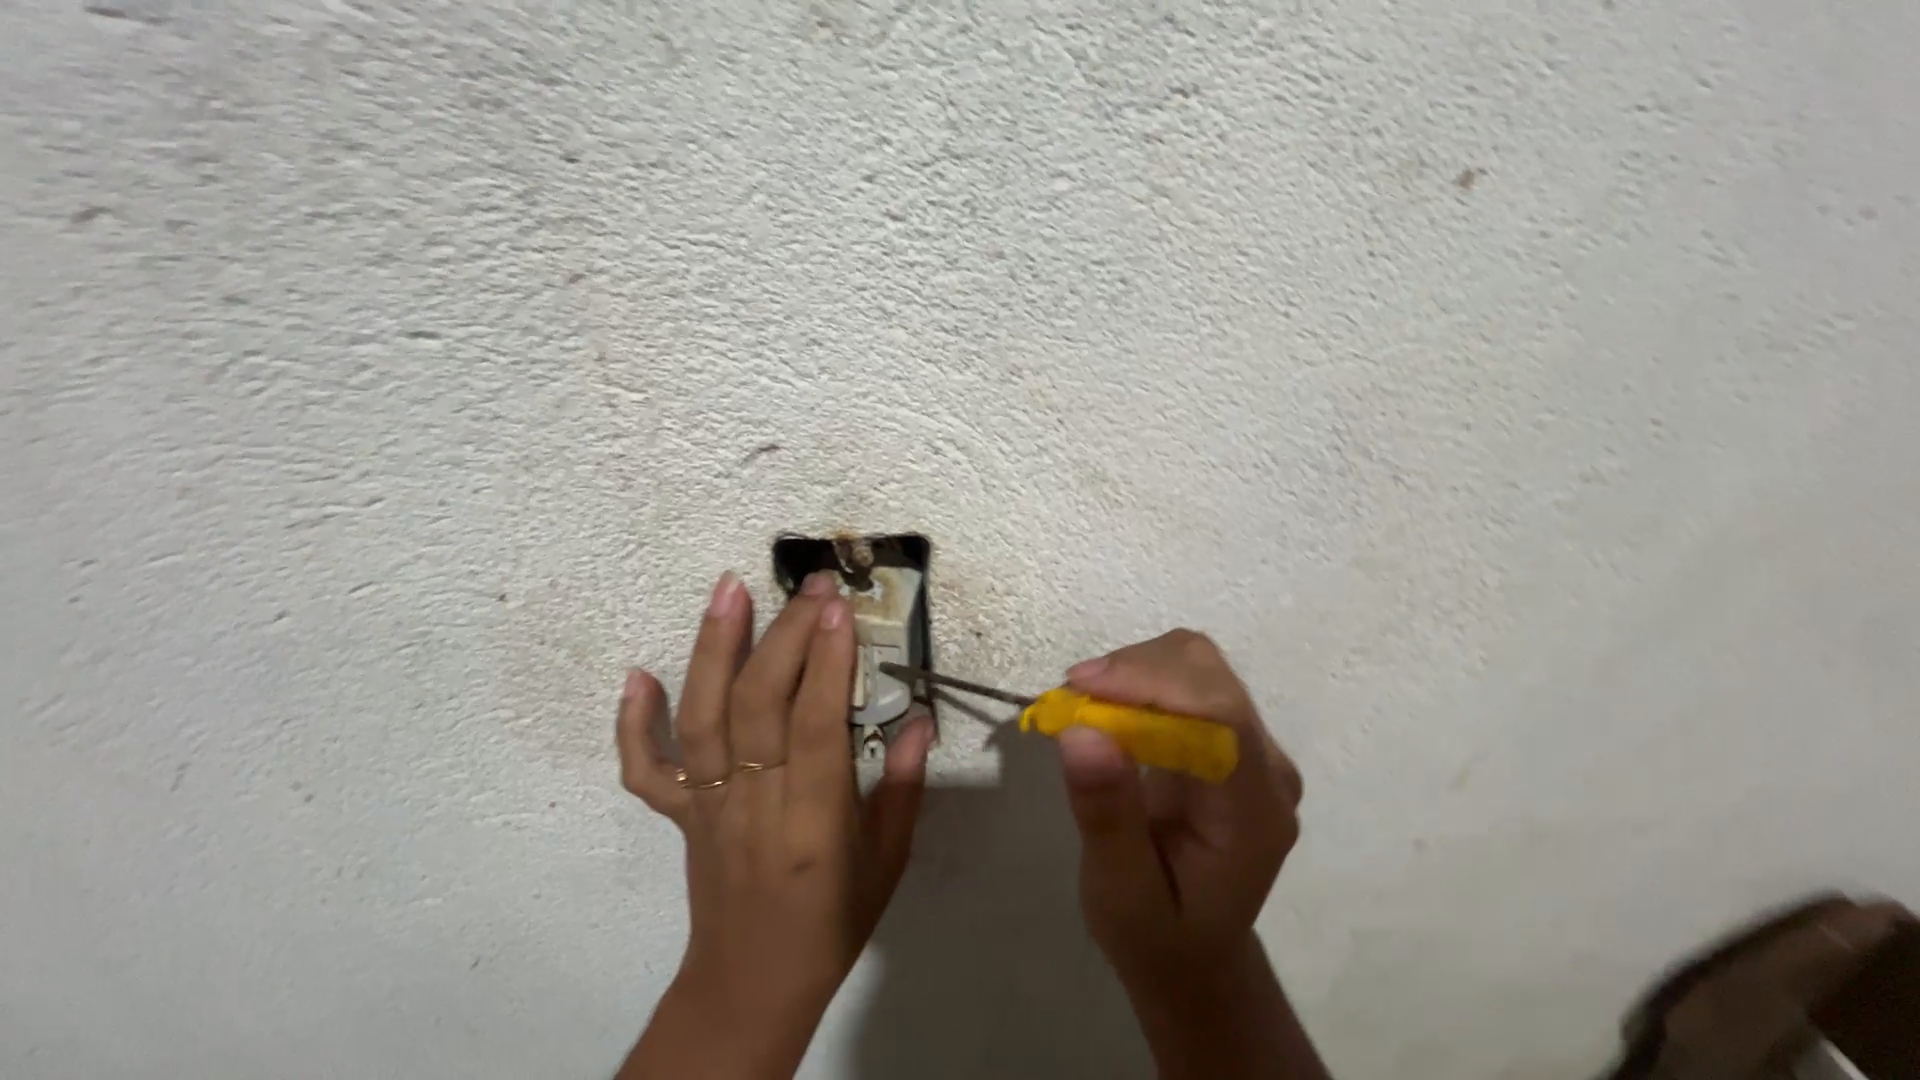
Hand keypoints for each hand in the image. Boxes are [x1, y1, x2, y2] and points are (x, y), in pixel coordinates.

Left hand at [614, 571, 933, 1078]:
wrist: (753, 984)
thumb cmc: (833, 923)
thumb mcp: (887, 861)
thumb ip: (903, 786)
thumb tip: (919, 718)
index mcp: (813, 822)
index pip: (814, 723)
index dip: (825, 660)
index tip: (838, 606)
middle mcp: (754, 805)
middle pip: (758, 705)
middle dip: (783, 635)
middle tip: (808, 584)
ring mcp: (708, 807)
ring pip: (703, 718)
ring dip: (713, 648)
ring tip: (728, 588)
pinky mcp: (680, 814)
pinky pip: (647, 769)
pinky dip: (634, 722)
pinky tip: (636, 674)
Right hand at [1058, 630, 1325, 1079]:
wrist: (1193, 956)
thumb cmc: (1158, 936)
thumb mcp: (1120, 894)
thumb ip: (1108, 817)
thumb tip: (1081, 730)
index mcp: (1254, 813)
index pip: (1220, 716)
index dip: (1151, 683)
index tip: (1080, 686)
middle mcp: (1266, 769)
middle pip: (1209, 676)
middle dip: (1135, 671)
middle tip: (1070, 699)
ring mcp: (1251, 751)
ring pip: (1196, 666)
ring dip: (1133, 671)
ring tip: (1079, 706)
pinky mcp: (1226, 740)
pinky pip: (1185, 684)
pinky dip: (1136, 682)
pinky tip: (1102, 710)